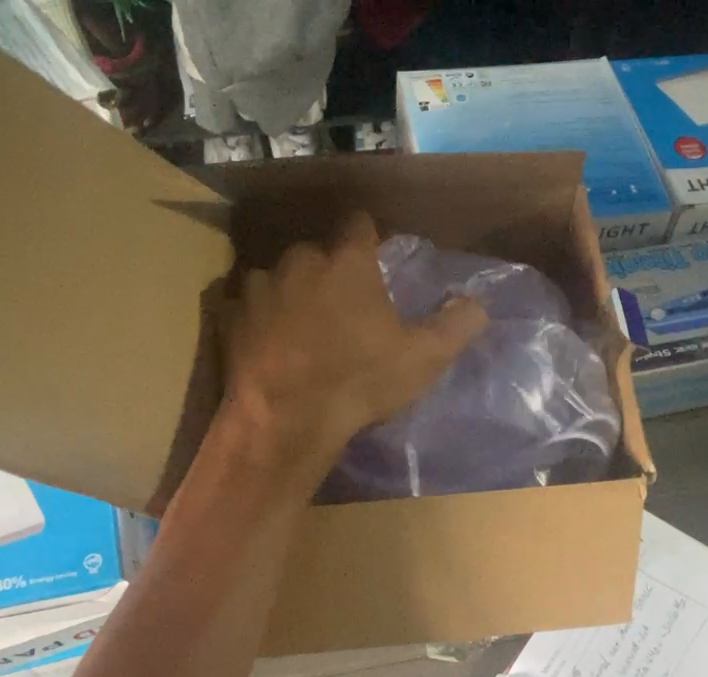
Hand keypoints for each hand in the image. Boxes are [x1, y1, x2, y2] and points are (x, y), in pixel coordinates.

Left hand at [216, 212, 487, 481]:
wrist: (287, 421)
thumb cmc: (361, 382)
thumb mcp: (423, 359)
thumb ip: (455, 326)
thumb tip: (479, 304)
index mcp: (347, 262)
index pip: (359, 224)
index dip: (369, 239)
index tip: (376, 258)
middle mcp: (300, 261)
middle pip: (316, 253)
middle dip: (328, 273)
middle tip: (342, 309)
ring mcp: (258, 287)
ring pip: (277, 278)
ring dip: (290, 295)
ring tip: (301, 330)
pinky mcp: (228, 317)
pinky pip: (244, 307)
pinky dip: (257, 319)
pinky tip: (267, 345)